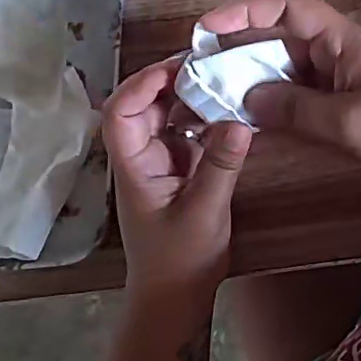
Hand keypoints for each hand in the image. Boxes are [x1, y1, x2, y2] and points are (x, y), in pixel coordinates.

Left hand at [102, 57, 250, 297]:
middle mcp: (141, 156)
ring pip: (165, 116)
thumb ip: (220, 166)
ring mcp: (159, 161)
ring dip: (190, 97)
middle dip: (171, 80)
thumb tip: (240, 121)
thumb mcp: (204, 212)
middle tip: (212, 64)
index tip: (180, 67)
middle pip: (143, 106)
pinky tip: (230, 111)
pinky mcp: (179, 168)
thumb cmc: (180, 260)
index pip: (120, 112)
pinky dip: (205, 118)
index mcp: (133, 165)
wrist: (175, 296)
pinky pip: (187, 132)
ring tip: (224, 80)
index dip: (142, 84)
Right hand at [200, 0, 360, 174]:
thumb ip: (295, 109)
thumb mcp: (347, 123)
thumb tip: (248, 99)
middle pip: (281, 38)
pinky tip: (256, 116)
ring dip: (257, 77)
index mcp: (343, 39)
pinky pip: (303, 89)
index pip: (288, 9)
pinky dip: (279, 99)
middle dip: (241, 50)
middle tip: (203, 68)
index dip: (246, 12)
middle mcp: (339, 49)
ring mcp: (342, 72)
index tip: (209, 26)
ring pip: (289, 66)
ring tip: (218, 94)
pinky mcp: (346, 94)